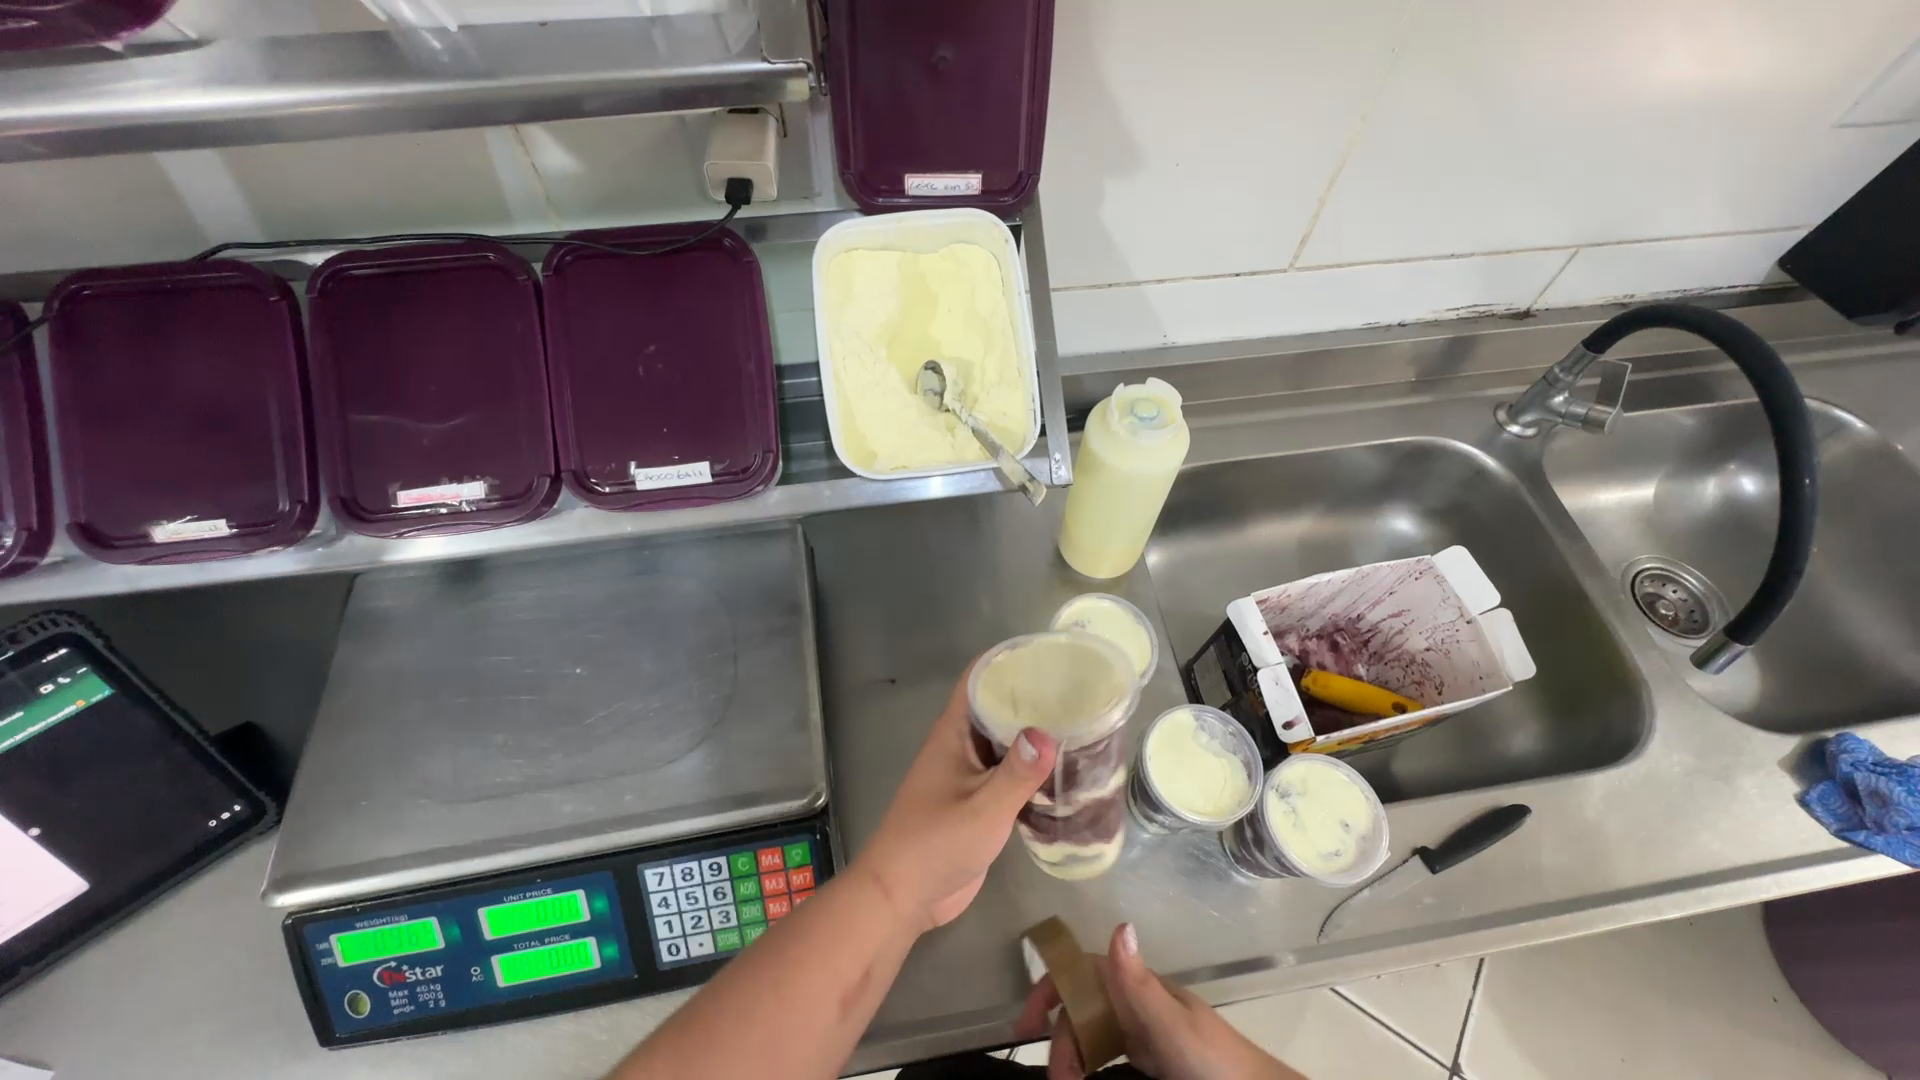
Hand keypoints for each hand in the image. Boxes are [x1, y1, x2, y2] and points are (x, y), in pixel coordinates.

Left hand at [851, 669, 1058, 932]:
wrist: (903, 896)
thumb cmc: (935, 844)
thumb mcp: (983, 809)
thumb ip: (1016, 774)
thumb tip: (1047, 733)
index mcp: (952, 734)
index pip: (977, 679)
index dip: (1005, 660)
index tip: (1046, 651)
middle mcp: (960, 747)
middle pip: (996, 707)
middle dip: (1030, 695)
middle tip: (1078, 688)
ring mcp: (968, 775)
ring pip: (1004, 742)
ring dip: (1034, 734)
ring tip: (1081, 723)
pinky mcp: (978, 803)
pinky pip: (1008, 774)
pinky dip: (1032, 769)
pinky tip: (1065, 772)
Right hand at [1016, 924, 1304, 1079]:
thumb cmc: (1215, 1062)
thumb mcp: (1173, 1027)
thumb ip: (1140, 983)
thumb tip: (1118, 925)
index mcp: (1140, 989)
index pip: (1083, 973)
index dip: (1051, 990)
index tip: (1026, 1026)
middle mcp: (1139, 1005)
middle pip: (1084, 1012)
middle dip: (1061, 1042)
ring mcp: (1147, 1034)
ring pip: (1096, 1036)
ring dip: (1074, 1057)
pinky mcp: (1154, 1062)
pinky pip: (1111, 1058)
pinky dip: (1093, 1068)